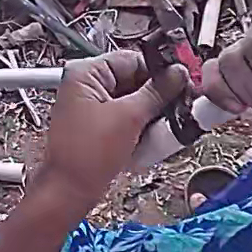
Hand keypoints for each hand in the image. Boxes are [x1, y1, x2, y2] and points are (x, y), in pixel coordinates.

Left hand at [29, 50, 188, 212]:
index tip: (182, 81)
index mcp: (85, 74)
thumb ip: (157, 92)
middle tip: (179, 106)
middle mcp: (86, 86)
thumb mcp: (129, 117)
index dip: (159, 71)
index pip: (132, 59)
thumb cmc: (86, 155)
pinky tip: (151, 139)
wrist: (69, 192)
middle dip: (156, 96)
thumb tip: (177, 74)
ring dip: (151, 114)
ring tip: (165, 126)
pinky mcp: (98, 127)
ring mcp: (91, 107)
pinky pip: (127, 119)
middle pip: (134, 80)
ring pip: (133, 101)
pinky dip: (140, 127)